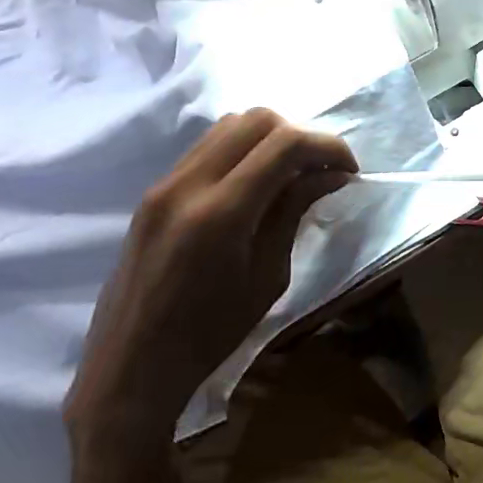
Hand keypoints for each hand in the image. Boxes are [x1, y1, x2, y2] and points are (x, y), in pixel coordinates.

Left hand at [66, 109, 357, 456]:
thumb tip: (329, 175)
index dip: (328, 147)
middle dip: (300, 135)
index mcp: (221, 213)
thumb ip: (293, 213)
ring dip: (270, 139)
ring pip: (229, 125)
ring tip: (292, 175)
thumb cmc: (210, 335)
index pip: (284, 144)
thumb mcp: (268, 277)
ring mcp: (165, 182)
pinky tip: (257, 184)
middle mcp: (187, 183)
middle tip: (322, 171)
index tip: (349, 171)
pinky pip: (207, 148)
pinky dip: (242, 151)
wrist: (132, 362)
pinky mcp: (154, 191)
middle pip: (256, 119)